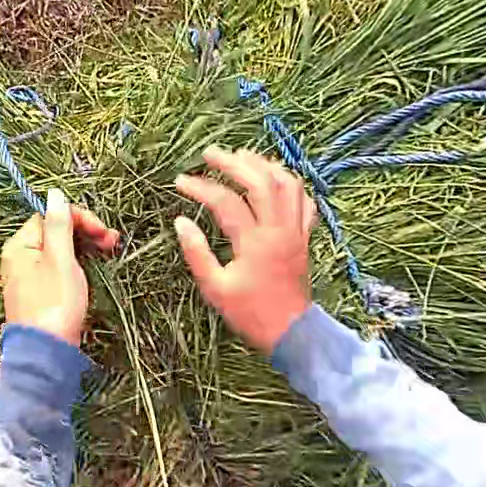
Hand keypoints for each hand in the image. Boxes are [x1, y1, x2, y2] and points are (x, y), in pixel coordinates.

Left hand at [1, 187, 120, 346]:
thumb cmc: (54, 305)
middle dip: (85, 232)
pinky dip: (78, 264)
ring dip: (85, 247)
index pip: (50, 216)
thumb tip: (54, 193)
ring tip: (110, 252)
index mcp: (20, 246)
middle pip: (55, 231)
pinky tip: (93, 268)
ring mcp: (30, 276)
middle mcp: (20, 258)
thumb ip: (59, 225)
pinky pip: (59, 268)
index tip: (104, 232)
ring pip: (60, 249)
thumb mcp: (60, 260)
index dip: (78, 218)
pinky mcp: (42, 293)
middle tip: (112, 242)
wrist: (46, 355)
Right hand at [173, 147, 316, 352]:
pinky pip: (304, 201)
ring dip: (264, 165)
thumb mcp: (215, 288)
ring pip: (287, 184)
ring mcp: (296, 231)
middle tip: (210, 154)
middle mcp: (279, 230)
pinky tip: (275, 179)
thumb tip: (180, 222)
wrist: (292, 332)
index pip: (225, 201)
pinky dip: (290, 184)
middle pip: (260, 181)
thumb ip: (197, 252)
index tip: (180, 181)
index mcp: (255, 242)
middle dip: (233, 162)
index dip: (201, 187)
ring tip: (242, 156)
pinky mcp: (305, 236)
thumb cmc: (249, 313)